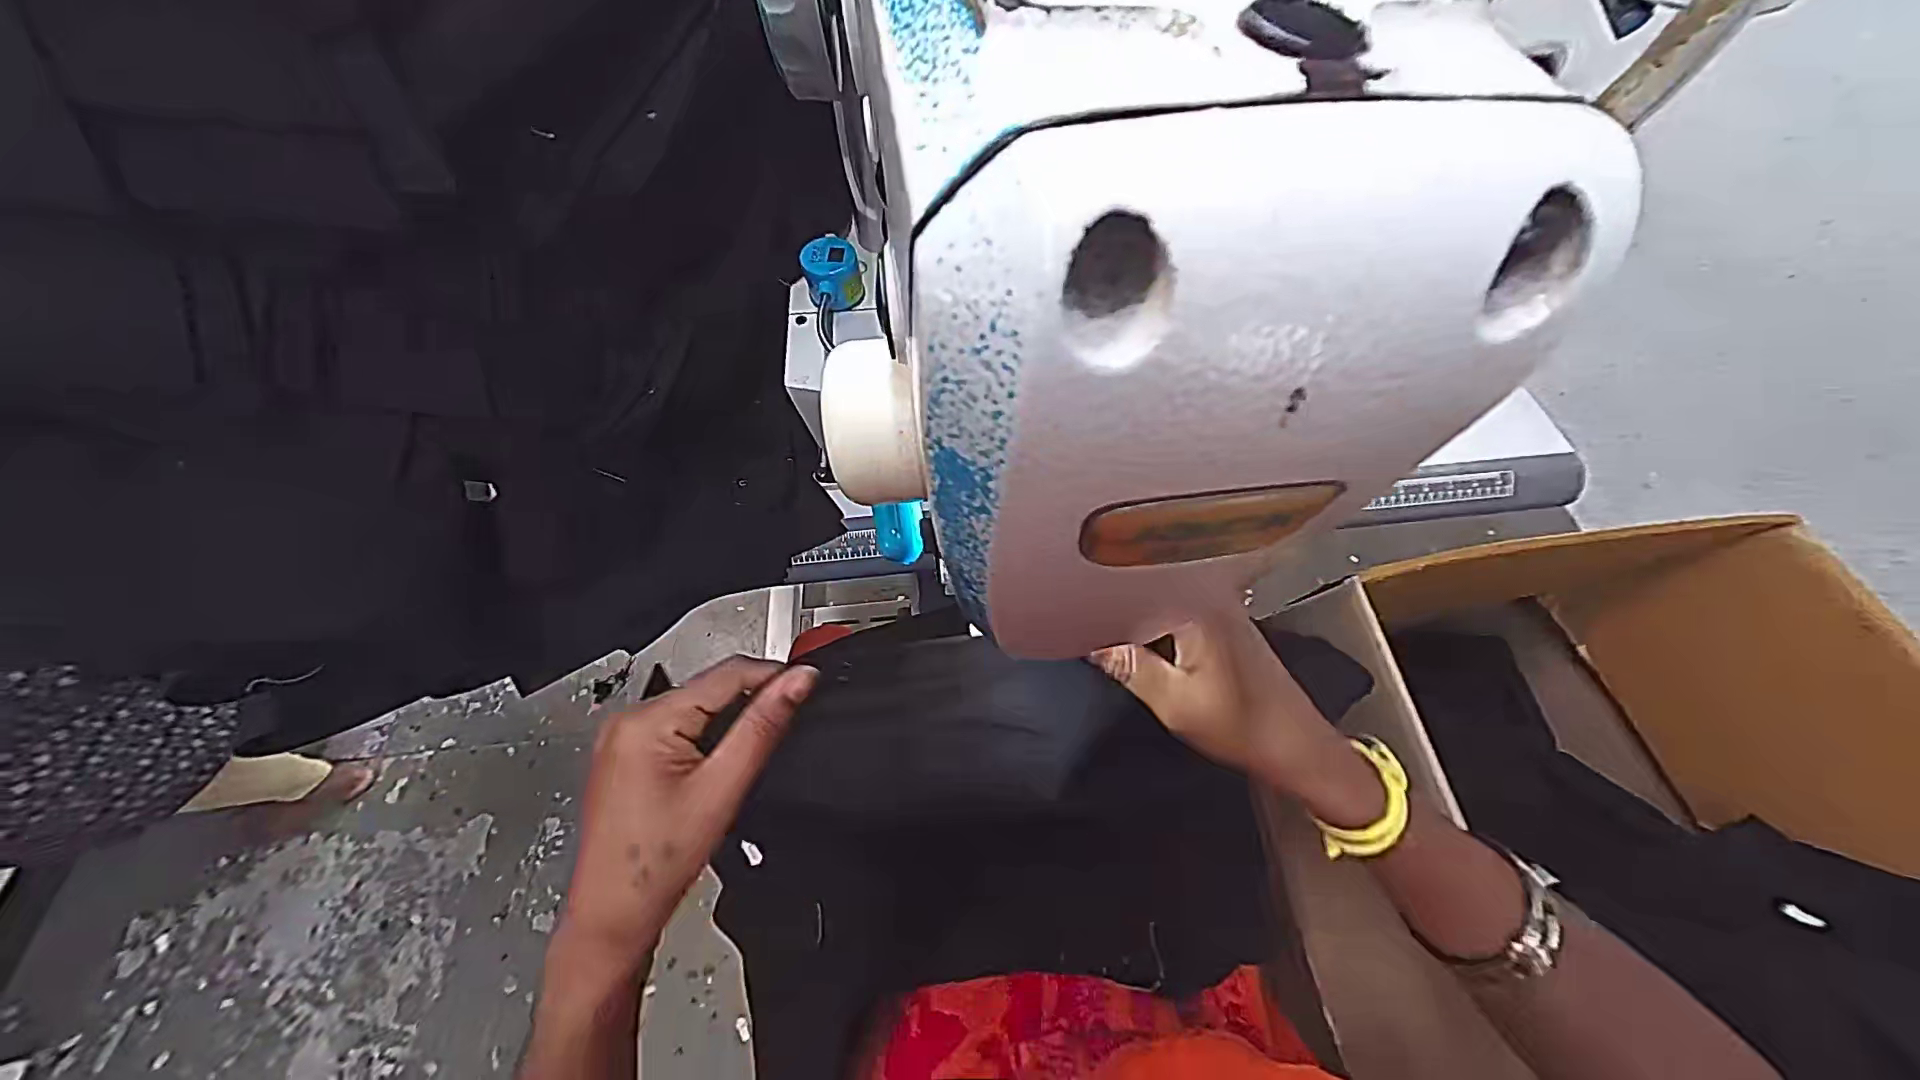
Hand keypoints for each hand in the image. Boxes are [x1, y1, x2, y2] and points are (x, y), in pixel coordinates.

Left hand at [555, 656, 817, 971]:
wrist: (613, 916)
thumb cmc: (653, 866)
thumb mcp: (723, 787)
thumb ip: (764, 725)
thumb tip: (796, 682)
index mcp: (647, 721)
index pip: (728, 673)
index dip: (775, 676)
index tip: (805, 685)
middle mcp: (628, 721)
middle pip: (713, 686)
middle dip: (753, 700)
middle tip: (785, 723)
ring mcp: (623, 736)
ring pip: (700, 705)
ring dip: (732, 718)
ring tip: (749, 753)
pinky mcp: (627, 751)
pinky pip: (681, 724)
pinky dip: (709, 735)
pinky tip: (718, 765)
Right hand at [1090, 615, 1371, 815]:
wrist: (1298, 746)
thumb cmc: (1241, 726)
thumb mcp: (1174, 703)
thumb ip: (1129, 666)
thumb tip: (1091, 642)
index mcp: (1197, 609)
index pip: (1134, 589)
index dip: (1099, 596)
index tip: (1071, 604)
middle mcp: (1211, 597)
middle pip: (1148, 586)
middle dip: (1114, 596)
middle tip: (1077, 604)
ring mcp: (1221, 607)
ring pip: (1162, 596)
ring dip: (1134, 606)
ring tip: (1098, 613)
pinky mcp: (1224, 623)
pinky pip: (1176, 608)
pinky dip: (1154, 618)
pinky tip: (1135, 631)